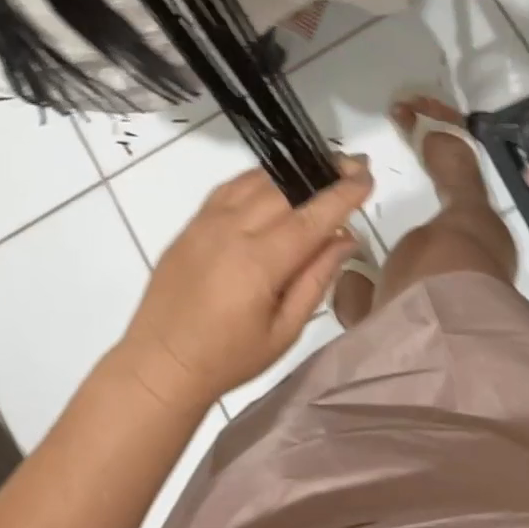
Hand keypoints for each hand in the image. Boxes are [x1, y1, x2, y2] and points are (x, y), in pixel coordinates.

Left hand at [113, 160, 371, 411]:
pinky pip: (230, 187)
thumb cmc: (229, 358)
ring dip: (292, 171)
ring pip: (257, 181)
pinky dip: (258, 178)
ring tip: (320, 168)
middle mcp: (232, 230)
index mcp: (258, 262)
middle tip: (353, 166)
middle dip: (322, 173)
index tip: (367, 176)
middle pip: (285, 189)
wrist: (161, 361)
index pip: (310, 216)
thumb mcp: (284, 331)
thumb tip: (345, 238)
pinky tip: (276, 181)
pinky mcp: (192, 222)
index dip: (341, 194)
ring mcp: (207, 221)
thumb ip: (316, 279)